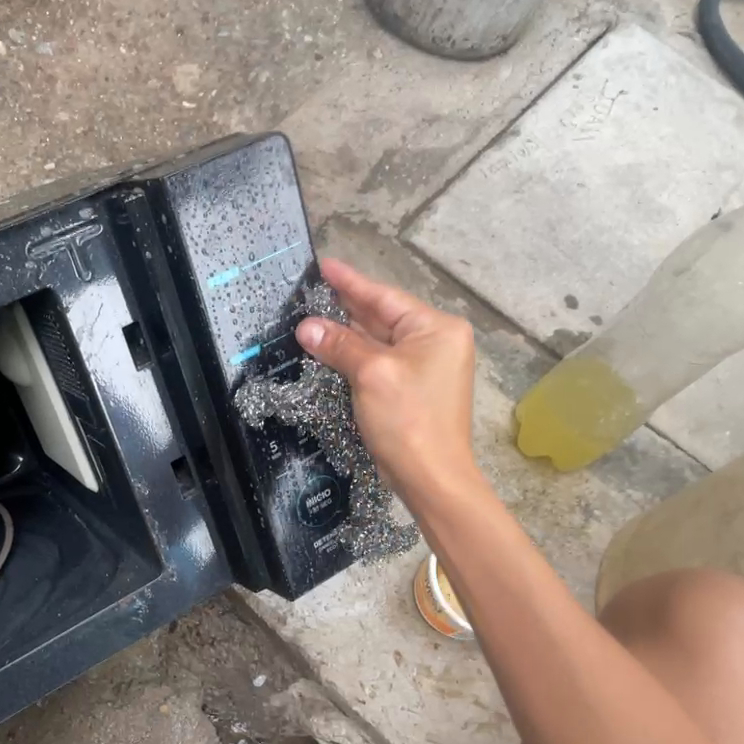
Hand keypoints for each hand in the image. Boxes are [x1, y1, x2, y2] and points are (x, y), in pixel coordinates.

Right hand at [296, 258, 479, 500]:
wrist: (432, 478)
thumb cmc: (408, 420)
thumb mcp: (372, 374)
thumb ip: (339, 345)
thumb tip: (306, 327)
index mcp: (437, 329)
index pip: (385, 297)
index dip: (351, 283)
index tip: (324, 266)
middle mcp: (436, 344)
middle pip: (383, 318)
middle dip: (347, 307)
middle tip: (312, 290)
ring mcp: (426, 370)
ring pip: (380, 343)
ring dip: (348, 334)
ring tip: (314, 317)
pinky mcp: (413, 393)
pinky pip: (380, 365)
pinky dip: (355, 357)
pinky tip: (331, 351)